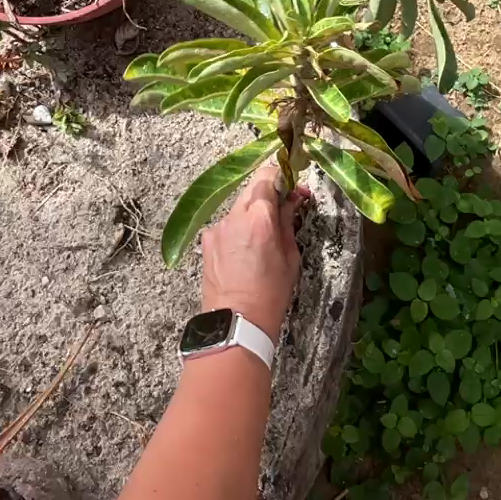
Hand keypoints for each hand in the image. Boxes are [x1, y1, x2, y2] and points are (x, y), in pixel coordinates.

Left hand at [200, 162, 305, 341]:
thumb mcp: (290, 257)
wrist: (236, 323)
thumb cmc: (269, 295)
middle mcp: (234, 217)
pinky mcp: (207, 241)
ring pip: (239, 207)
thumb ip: (288, 222)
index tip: (293, 190)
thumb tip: (292, 201)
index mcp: (259, 219)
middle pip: (252, 189)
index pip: (267, 176)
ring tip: (264, 238)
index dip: (283, 179)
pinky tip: (246, 251)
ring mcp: (217, 228)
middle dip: (269, 196)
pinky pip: (227, 225)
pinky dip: (239, 229)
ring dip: (253, 214)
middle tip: (284, 212)